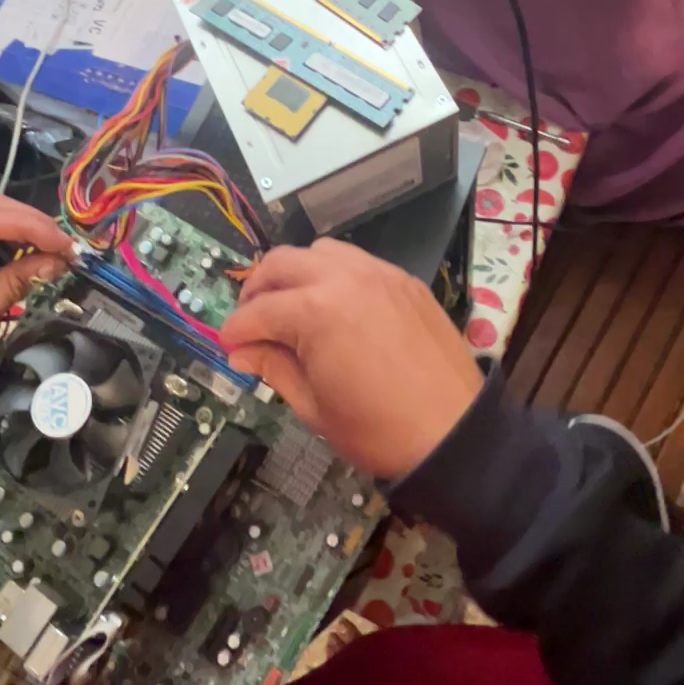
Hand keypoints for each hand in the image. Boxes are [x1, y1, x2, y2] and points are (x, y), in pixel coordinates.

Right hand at [220, 239, 480, 476]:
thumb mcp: (314, 407)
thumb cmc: (378, 430)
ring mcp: (379, 273)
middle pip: (281, 263)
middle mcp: (344, 278)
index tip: (229, 347)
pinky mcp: (404, 280)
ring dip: (296, 273)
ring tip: (292, 306)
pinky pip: (357, 260)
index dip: (235, 332)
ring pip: (319, 251)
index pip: (258, 311)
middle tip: (252, 322)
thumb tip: (243, 350)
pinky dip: (334, 274)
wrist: (455, 433)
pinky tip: (335, 305)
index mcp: (315, 311)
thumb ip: (274, 367)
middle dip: (257, 290)